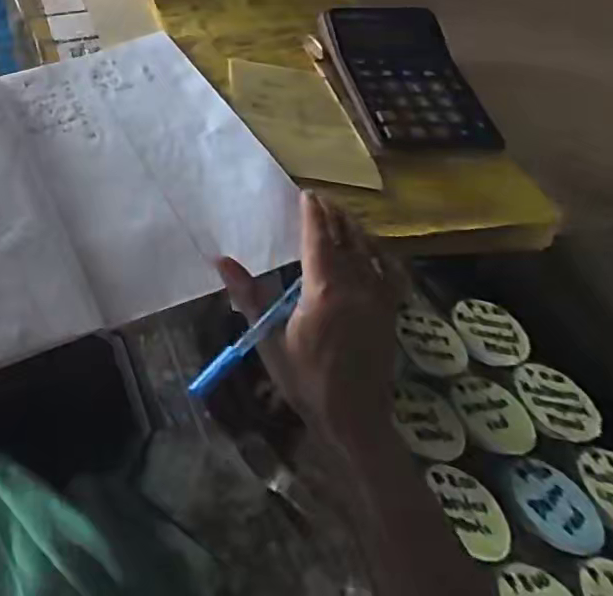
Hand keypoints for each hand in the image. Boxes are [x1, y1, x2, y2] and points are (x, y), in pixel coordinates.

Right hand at [216, 193, 403, 447]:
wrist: (354, 418)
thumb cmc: (304, 378)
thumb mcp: (268, 338)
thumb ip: (248, 295)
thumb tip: (221, 260)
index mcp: (325, 293)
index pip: (320, 243)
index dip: (313, 217)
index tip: (306, 194)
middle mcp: (358, 291)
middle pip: (347, 243)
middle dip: (334, 217)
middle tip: (321, 197)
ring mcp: (380, 303)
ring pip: (371, 255)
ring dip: (357, 231)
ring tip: (344, 214)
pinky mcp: (390, 316)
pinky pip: (391, 276)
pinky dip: (383, 256)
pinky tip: (377, 251)